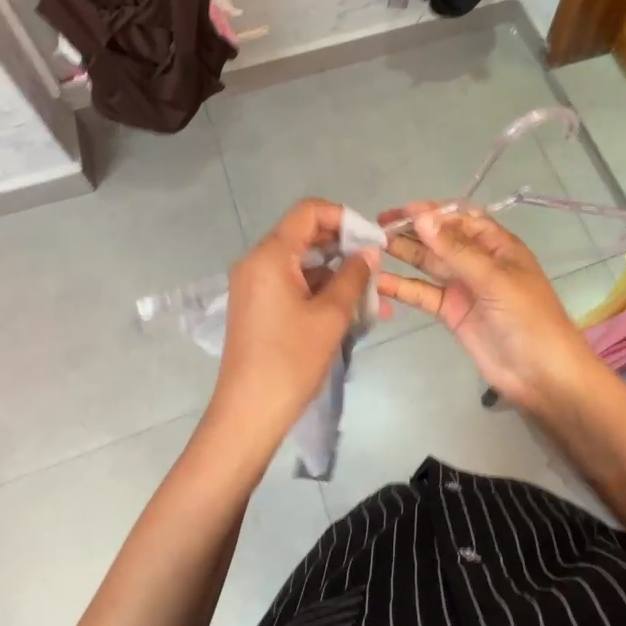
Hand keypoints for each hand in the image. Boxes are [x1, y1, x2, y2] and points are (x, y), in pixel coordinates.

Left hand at [211, 199, 376, 446]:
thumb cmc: (291, 360)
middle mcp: (256, 262)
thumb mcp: (330, 316)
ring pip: (301, 262)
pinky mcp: (257, 307)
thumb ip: (353, 277)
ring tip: (373, 293)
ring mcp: (254, 285)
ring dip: (336, 271)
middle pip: (304, 235)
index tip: (372, 239)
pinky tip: (351, 309)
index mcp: (270, 256)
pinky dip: (320, 289)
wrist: (248, 413)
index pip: (309, 212)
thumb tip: (369, 252)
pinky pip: (292, 284)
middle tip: (377, 265)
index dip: (344, 217)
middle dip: (343, 245)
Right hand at [376, 204, 595, 412]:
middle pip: (439, 238)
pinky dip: (402, 287)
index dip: (432, 213)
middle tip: (374, 227)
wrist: (542, 375)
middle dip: (410, 231)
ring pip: (427, 264)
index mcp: (496, 245)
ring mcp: (463, 287)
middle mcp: (478, 261)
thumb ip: (455, 250)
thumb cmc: (528, 318)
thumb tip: (421, 217)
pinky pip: (423, 294)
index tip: (401, 212)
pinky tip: (378, 281)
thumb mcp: (494, 279)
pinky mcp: (451, 312)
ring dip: (402, 254)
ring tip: (368, 248)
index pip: (460, 218)